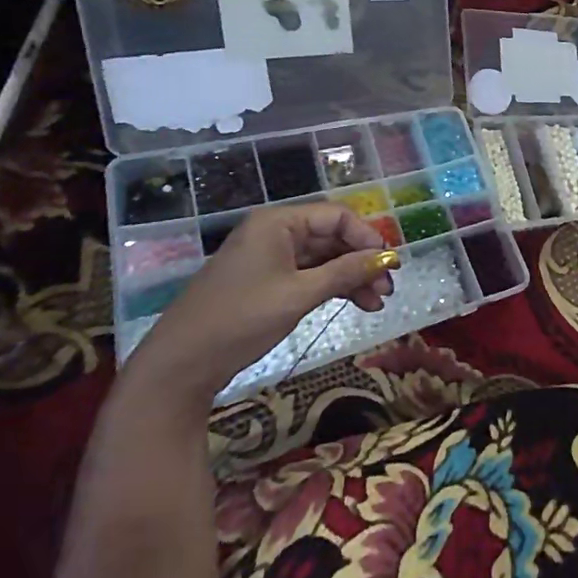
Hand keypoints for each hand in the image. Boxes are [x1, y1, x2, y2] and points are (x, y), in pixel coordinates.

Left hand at [132, 203, 399, 401]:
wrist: (184, 361)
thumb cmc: (242, 318)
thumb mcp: (299, 294)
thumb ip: (345, 272)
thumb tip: (386, 258)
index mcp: (278, 223)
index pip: (336, 216)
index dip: (367, 237)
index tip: (392, 263)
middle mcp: (274, 233)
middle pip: (331, 237)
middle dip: (361, 261)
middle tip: (388, 290)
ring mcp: (270, 259)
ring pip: (322, 259)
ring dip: (351, 278)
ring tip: (378, 303)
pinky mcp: (267, 283)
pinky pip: (308, 276)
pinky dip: (332, 289)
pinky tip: (356, 305)